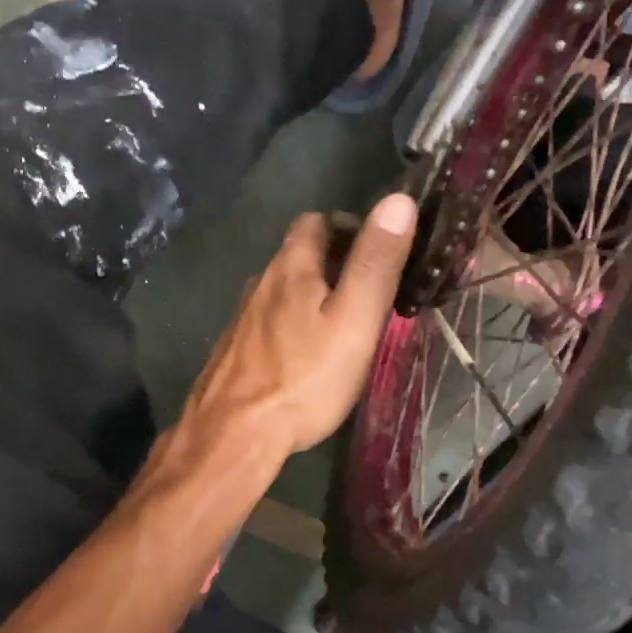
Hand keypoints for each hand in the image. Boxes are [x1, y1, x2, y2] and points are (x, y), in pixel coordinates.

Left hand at [180, 193, 418, 456]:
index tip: (378, 255)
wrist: (233, 432)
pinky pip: (267, 323)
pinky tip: (304, 356)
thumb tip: (398, 200)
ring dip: (310, 297)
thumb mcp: (355, 318)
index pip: (317, 221)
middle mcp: (260, 283)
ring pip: (281, 291)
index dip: (349, 228)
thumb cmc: (304, 377)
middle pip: (297, 255)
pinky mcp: (233, 350)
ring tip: (341, 327)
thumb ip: (375, 261)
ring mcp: (242, 318)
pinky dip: (290, 327)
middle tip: (367, 295)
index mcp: (290, 266)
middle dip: (332, 264)